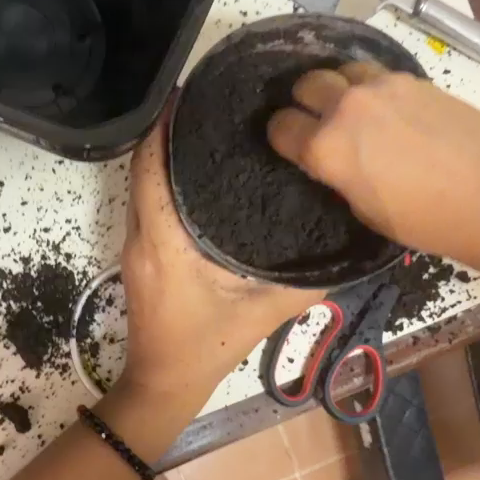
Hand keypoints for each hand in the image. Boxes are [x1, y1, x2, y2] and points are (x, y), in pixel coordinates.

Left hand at [118, 112, 322, 401]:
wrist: (162, 384)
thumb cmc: (204, 348)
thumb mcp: (260, 315)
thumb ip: (303, 285)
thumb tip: (345, 252)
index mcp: (163, 242)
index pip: (150, 169)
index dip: (162, 128)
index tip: (189, 96)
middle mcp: (140, 236)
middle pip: (141, 169)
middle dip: (166, 133)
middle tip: (208, 106)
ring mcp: (134, 246)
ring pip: (141, 186)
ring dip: (162, 156)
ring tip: (206, 130)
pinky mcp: (139, 256)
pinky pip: (146, 204)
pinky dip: (162, 181)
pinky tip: (198, 174)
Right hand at [265, 62, 479, 264]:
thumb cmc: (425, 221)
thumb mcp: (363, 209)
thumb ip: (337, 174)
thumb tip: (333, 158)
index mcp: (326, 147)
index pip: (281, 126)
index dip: (283, 136)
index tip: (293, 145)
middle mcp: (348, 107)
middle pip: (307, 84)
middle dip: (305, 102)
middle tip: (318, 121)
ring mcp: (384, 87)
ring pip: (344, 71)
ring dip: (340, 88)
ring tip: (354, 111)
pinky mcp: (417, 80)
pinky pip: (379, 75)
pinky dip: (373, 88)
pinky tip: (390, 111)